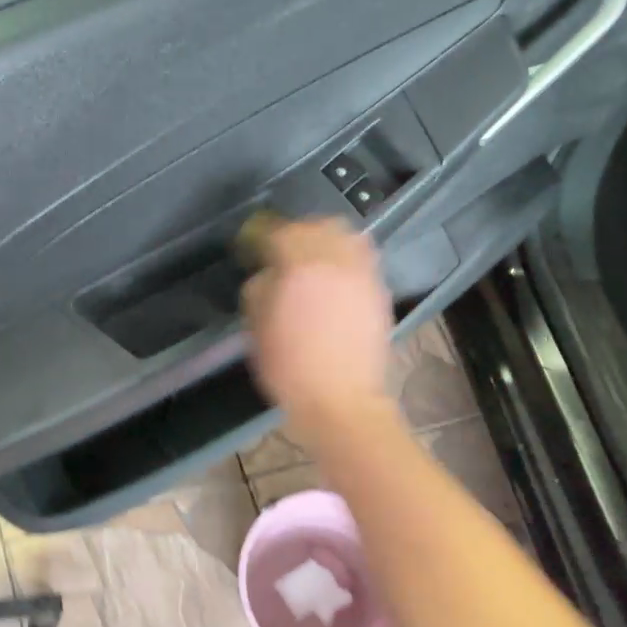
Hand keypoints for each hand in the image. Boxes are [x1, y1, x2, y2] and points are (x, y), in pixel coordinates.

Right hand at [241, 218, 396, 448]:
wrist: (340, 400)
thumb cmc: (290, 367)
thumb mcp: (256, 327)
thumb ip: (259, 288)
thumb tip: (267, 273)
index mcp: (298, 266)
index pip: (276, 231)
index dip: (258, 233)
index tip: (248, 243)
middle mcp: (335, 260)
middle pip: (317, 225)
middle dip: (296, 231)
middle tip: (280, 249)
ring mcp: (362, 274)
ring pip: (346, 236)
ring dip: (325, 240)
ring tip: (310, 259)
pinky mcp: (378, 290)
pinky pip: (361, 258)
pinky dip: (344, 258)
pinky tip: (332, 278)